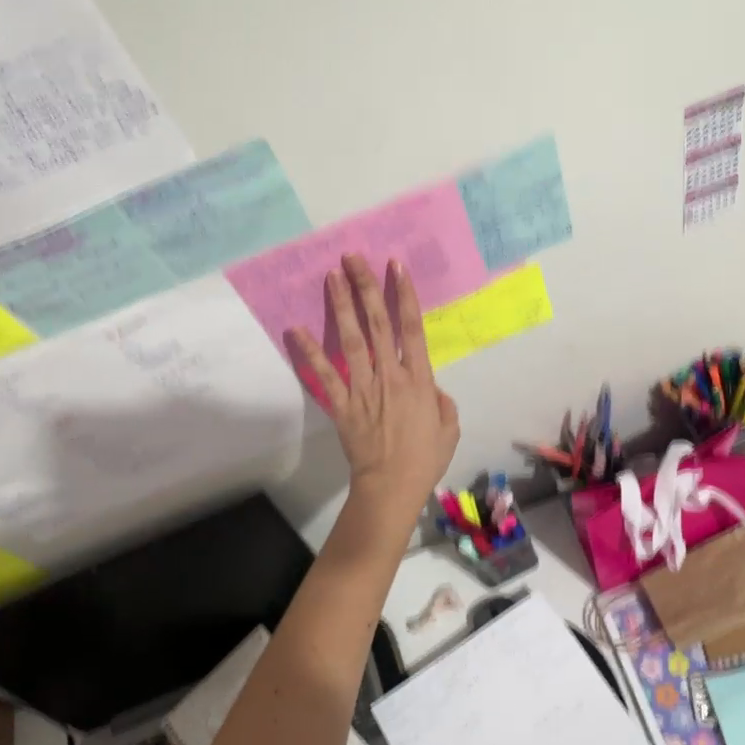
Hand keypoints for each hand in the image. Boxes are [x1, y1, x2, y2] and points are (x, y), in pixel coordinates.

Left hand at [290, 255, 459, 506]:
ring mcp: (363, 389)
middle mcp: (390, 376)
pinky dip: (309, 353)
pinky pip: (324, 376)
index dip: (404, 294)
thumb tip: (430, 387)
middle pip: (377, 324)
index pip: (411, 328)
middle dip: (366, 288)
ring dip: (340, 307)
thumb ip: (441, 401)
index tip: (395, 266)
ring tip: (331, 277)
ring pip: (351, 340)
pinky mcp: (342, 405)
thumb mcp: (449, 428)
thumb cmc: (425, 460)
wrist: (392, 486)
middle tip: (353, 258)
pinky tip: (295, 330)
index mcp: (418, 380)